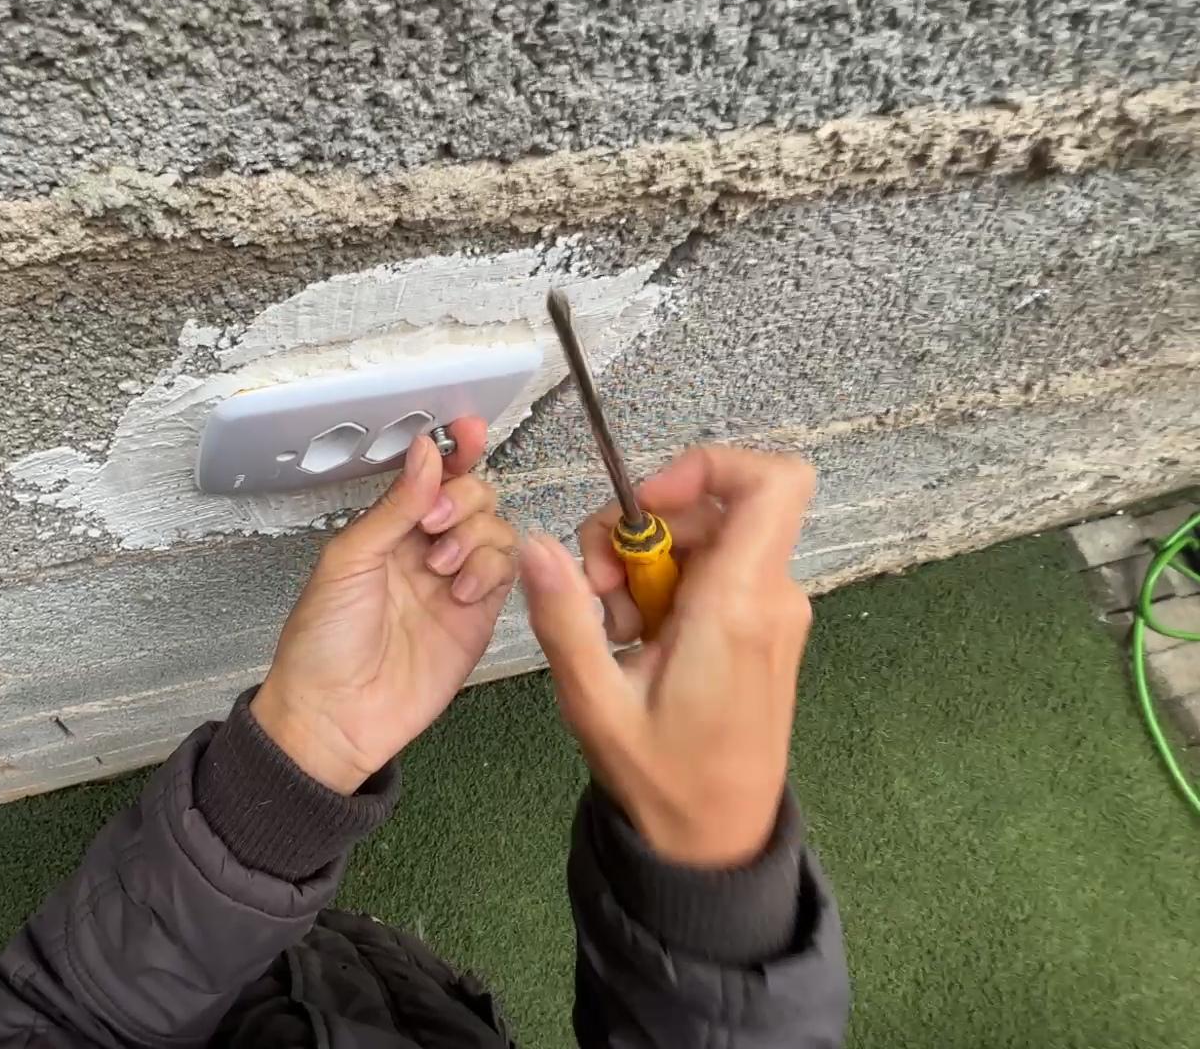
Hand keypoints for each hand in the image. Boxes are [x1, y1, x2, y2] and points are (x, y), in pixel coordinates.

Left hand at [253, 418, 517, 793]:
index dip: (453, 451)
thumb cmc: (323, 639)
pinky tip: (462, 591)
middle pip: (472, 496)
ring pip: (495, 529)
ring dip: (474, 535)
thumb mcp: (349, 561)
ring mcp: (452, 580)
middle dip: (462, 498)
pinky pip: (505, 571)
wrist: (335, 714)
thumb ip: (394, 507)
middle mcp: (421, 549)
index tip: (469, 429)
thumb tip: (426, 452)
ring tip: (441, 568)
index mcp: (385, 530)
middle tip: (433, 525)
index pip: (429, 478)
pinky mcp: (476, 615)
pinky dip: (490, 568)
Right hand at [520, 445, 814, 867]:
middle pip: (707, 507)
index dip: (704, 466)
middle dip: (635, 531)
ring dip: (639, 563)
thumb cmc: (662, 775)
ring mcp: (766, 611)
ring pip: (699, 538)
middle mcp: (768, 597)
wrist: (717, 838)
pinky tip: (631, 636)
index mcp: (737, 607)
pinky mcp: (754, 626)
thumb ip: (564, 617)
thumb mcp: (593, 698)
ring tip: (610, 625)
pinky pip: (704, 571)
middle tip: (592, 588)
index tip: (638, 507)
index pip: (771, 482)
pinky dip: (657, 586)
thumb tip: (533, 542)